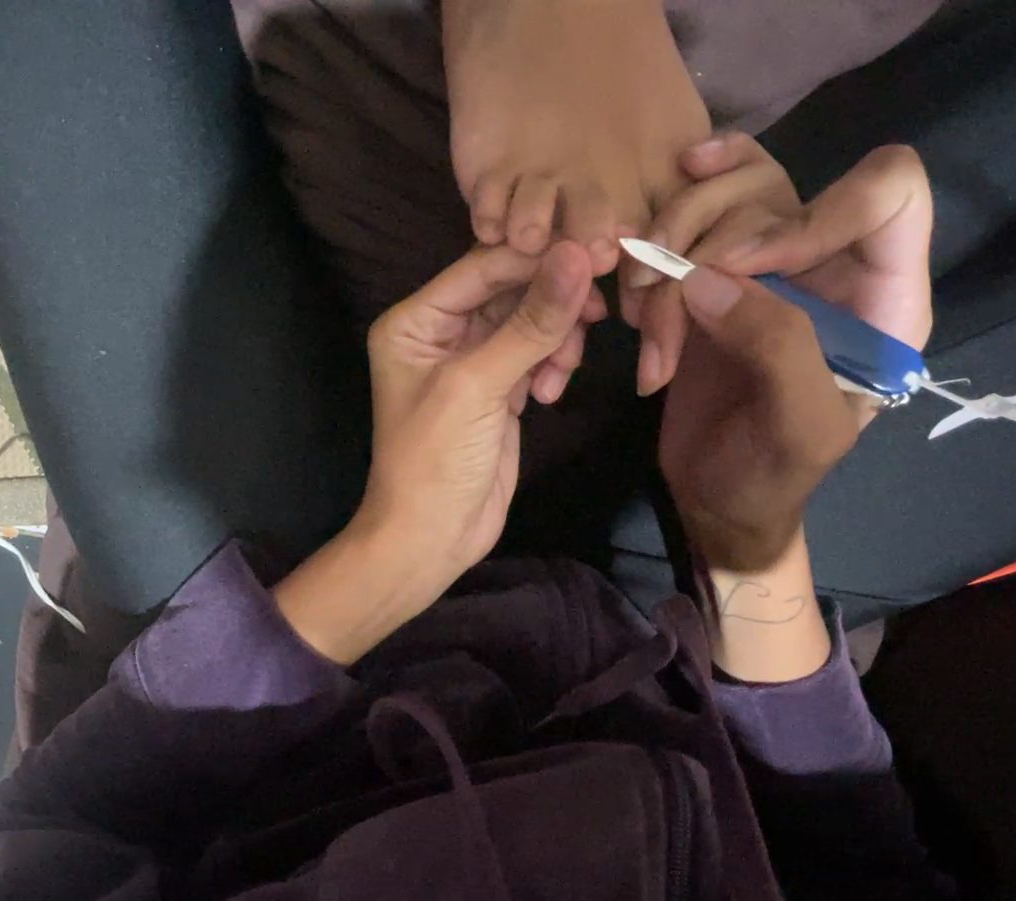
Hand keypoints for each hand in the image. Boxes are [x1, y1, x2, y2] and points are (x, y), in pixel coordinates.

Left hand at [275, 241, 603, 662]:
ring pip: (529, 321)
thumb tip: (579, 255)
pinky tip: (550, 392)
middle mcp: (439, 333)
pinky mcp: (498, 390)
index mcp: (415, 321)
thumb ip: (530, 322)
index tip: (600, 248)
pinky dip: (551, 364)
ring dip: (555, 338)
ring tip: (561, 370)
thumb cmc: (434, 461)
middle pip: (510, 290)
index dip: (540, 256)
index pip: (483, 266)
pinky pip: (535, 354)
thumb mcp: (477, 386)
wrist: (431, 537)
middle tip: (600, 307)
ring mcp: (471, 362)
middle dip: (552, 299)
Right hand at [640, 142, 934, 570]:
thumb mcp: (797, 427)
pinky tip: (636, 314)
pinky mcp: (705, 284)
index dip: (817, 211)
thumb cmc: (772, 476)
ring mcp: (760, 270)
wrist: (714, 500)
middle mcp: (824, 266)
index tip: (746, 264)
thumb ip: (776, 345)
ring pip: (715, 202)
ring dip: (663, 253)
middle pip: (772, 190)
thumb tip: (704, 277)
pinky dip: (644, 264)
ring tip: (641, 319)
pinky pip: (673, 235)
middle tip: (660, 299)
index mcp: (880, 295)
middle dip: (702, 246)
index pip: (886, 192)